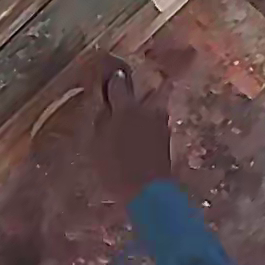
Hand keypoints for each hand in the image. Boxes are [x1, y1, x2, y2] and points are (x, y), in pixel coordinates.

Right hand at [91, 57, 172, 205]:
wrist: (148, 193)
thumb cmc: (116, 168)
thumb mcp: (98, 143)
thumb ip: (101, 119)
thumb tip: (105, 104)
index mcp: (126, 108)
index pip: (118, 83)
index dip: (111, 76)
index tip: (107, 71)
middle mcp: (148, 109)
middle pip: (144, 89)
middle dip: (137, 86)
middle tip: (125, 89)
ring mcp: (161, 123)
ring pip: (152, 104)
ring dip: (144, 104)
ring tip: (132, 112)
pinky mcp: (167, 138)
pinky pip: (155, 120)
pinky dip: (147, 120)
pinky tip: (138, 131)